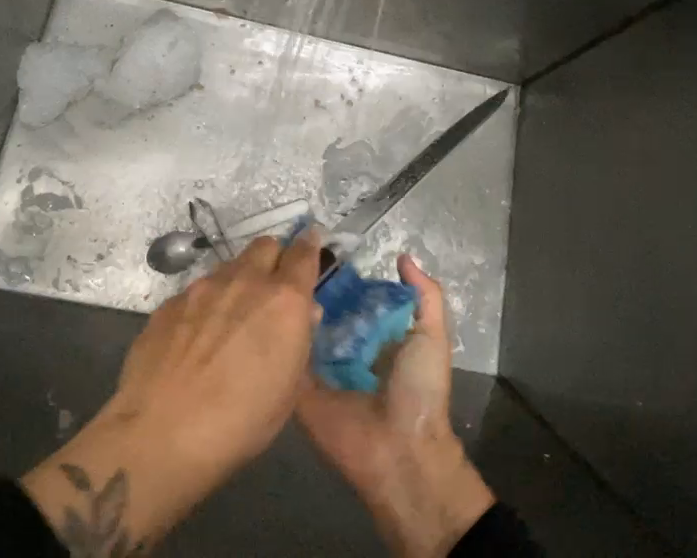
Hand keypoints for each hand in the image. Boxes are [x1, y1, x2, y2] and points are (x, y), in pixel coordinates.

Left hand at [21, 232, 322, 554]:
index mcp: (284, 300)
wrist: (163, 433)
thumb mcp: (290, 388)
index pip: (303, 253)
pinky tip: (196, 338)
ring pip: (229, 266)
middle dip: (273, 258)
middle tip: (272, 286)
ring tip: (231, 316)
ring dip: (238, 281)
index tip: (311, 242)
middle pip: (264, 246)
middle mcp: (244, 282)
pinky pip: (195, 292)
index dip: (310, 246)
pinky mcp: (168, 304)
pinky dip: (204, 305)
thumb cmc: (242, 420)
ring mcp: (201, 289)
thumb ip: (299, 340)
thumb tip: (303, 313)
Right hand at [296, 254, 493, 557]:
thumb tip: (403, 257)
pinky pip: (286, 359)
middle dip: (313, 291)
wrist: (399, 449)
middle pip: (326, 314)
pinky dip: (277, 339)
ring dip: (292, 310)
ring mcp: (321, 370)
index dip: (344, 279)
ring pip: (303, 332)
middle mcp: (347, 351)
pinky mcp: (300, 390)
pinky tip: (263, 311)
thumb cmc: (420, 389)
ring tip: (271, 278)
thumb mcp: (433, 335)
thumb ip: (424, 296)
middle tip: (291, 260)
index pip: (355, 300)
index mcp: (377, 338)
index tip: (322, 248)